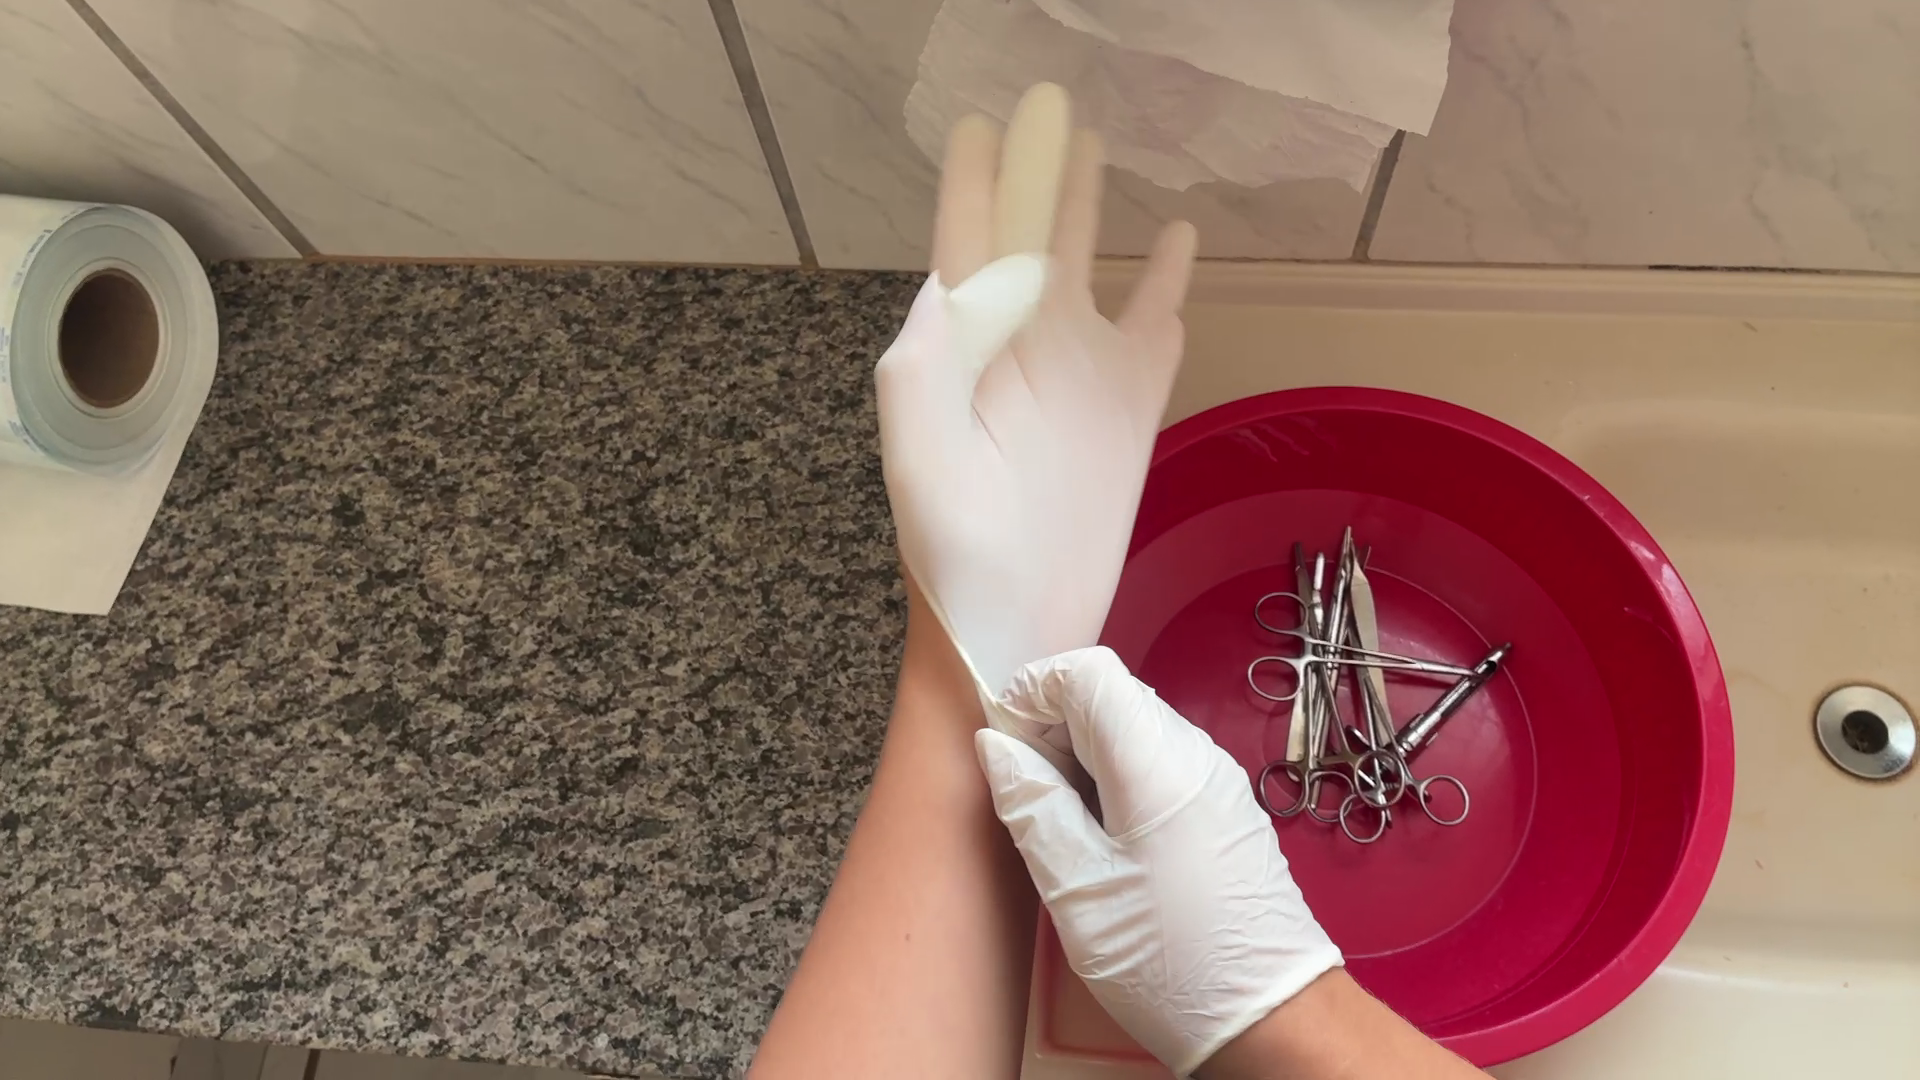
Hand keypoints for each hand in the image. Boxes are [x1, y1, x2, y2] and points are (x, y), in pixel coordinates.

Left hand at [876, 106, 1196, 772]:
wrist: (1017, 624)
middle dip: (1037, 177)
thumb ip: (922, 360)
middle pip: (1032, 240)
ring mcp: (1082, 376)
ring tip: (1097, 153)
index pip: (969, 245)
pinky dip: (1168, 286)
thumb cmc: (957, 551)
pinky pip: (1156, 330)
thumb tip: (950, 279)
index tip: (984, 125)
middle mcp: (1024, 349)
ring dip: (1090, 211)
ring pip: (1091, 269)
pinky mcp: (1131, 411)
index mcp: (967, 353)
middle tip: (1050, 111)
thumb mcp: (921, 457)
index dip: (976, 184)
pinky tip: (1180, 245)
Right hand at [976, 647, 1342, 1076]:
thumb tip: (995, 743)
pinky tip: (1105, 831)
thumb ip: (1030, 803)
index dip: (1036, 689)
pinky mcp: (1221, 800)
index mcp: (1154, 760)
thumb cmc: (1168, 957)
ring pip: (1129, 723)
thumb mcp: (1076, 888)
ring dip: (1080, 749)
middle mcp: (1191, 749)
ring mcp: (1213, 772)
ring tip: (1062, 816)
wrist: (1279, 1021)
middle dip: (1052, 722)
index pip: (1087, 671)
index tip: (1009, 744)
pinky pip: (1153, 755)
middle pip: (1108, 693)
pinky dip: (1112, 770)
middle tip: (1029, 789)